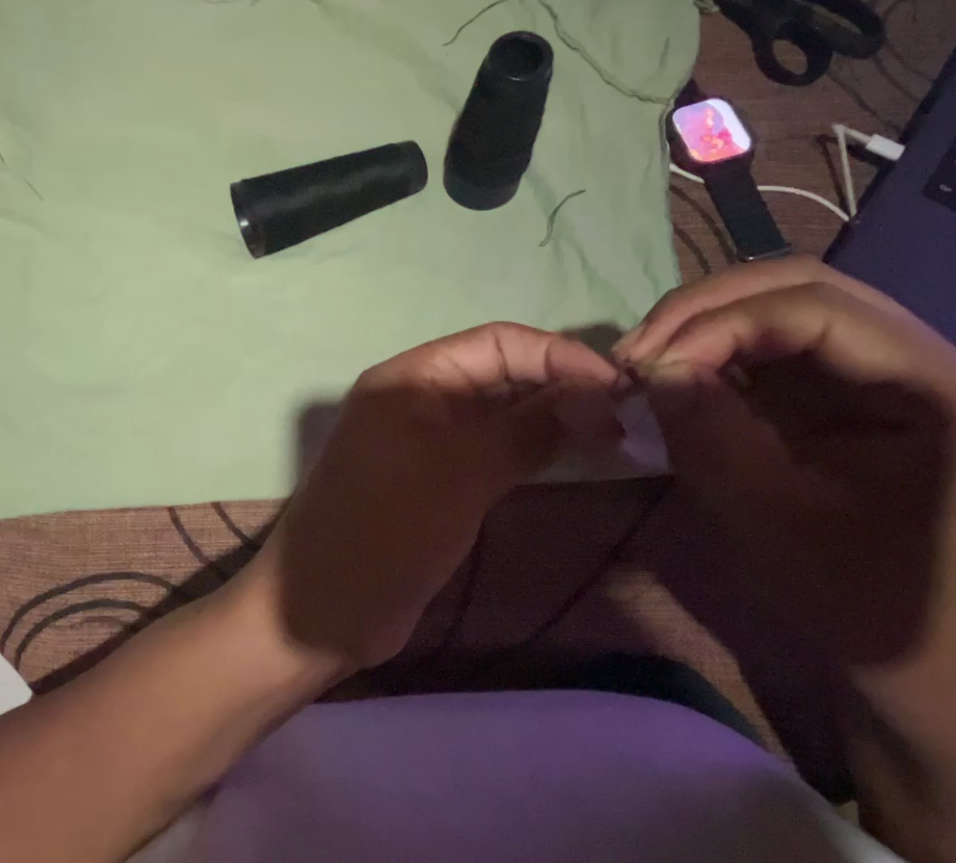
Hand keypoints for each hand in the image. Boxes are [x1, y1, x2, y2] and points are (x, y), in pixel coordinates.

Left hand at [231, 322, 622, 671]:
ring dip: (554, 418)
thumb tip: (601, 394)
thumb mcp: (459, 475)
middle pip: (500, 373)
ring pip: (500, 413)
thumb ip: (528, 430)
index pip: (496, 343)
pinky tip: (577, 455)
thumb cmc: (384, 532)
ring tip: (620, 434)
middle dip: (561, 385)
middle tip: (633, 414)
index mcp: (410, 378)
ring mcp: (426, 442)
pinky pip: (493, 450)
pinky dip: (533, 448)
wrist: (322, 613)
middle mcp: (418, 399)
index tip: (624, 387)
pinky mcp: (437, 481)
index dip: (559, 357)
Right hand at [613, 257, 955, 687]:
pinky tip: (685, 371)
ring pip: (797, 306)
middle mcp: (943, 364)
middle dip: (709, 310)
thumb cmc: (854, 601)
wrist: (918, 665)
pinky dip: (729, 350)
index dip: (719, 324)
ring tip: (652, 356)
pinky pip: (792, 345)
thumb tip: (650, 366)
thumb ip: (706, 428)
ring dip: (713, 323)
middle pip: (810, 288)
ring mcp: (909, 373)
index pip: (819, 310)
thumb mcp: (766, 514)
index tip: (645, 364)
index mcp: (949, 393)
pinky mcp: (873, 392)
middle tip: (639, 347)